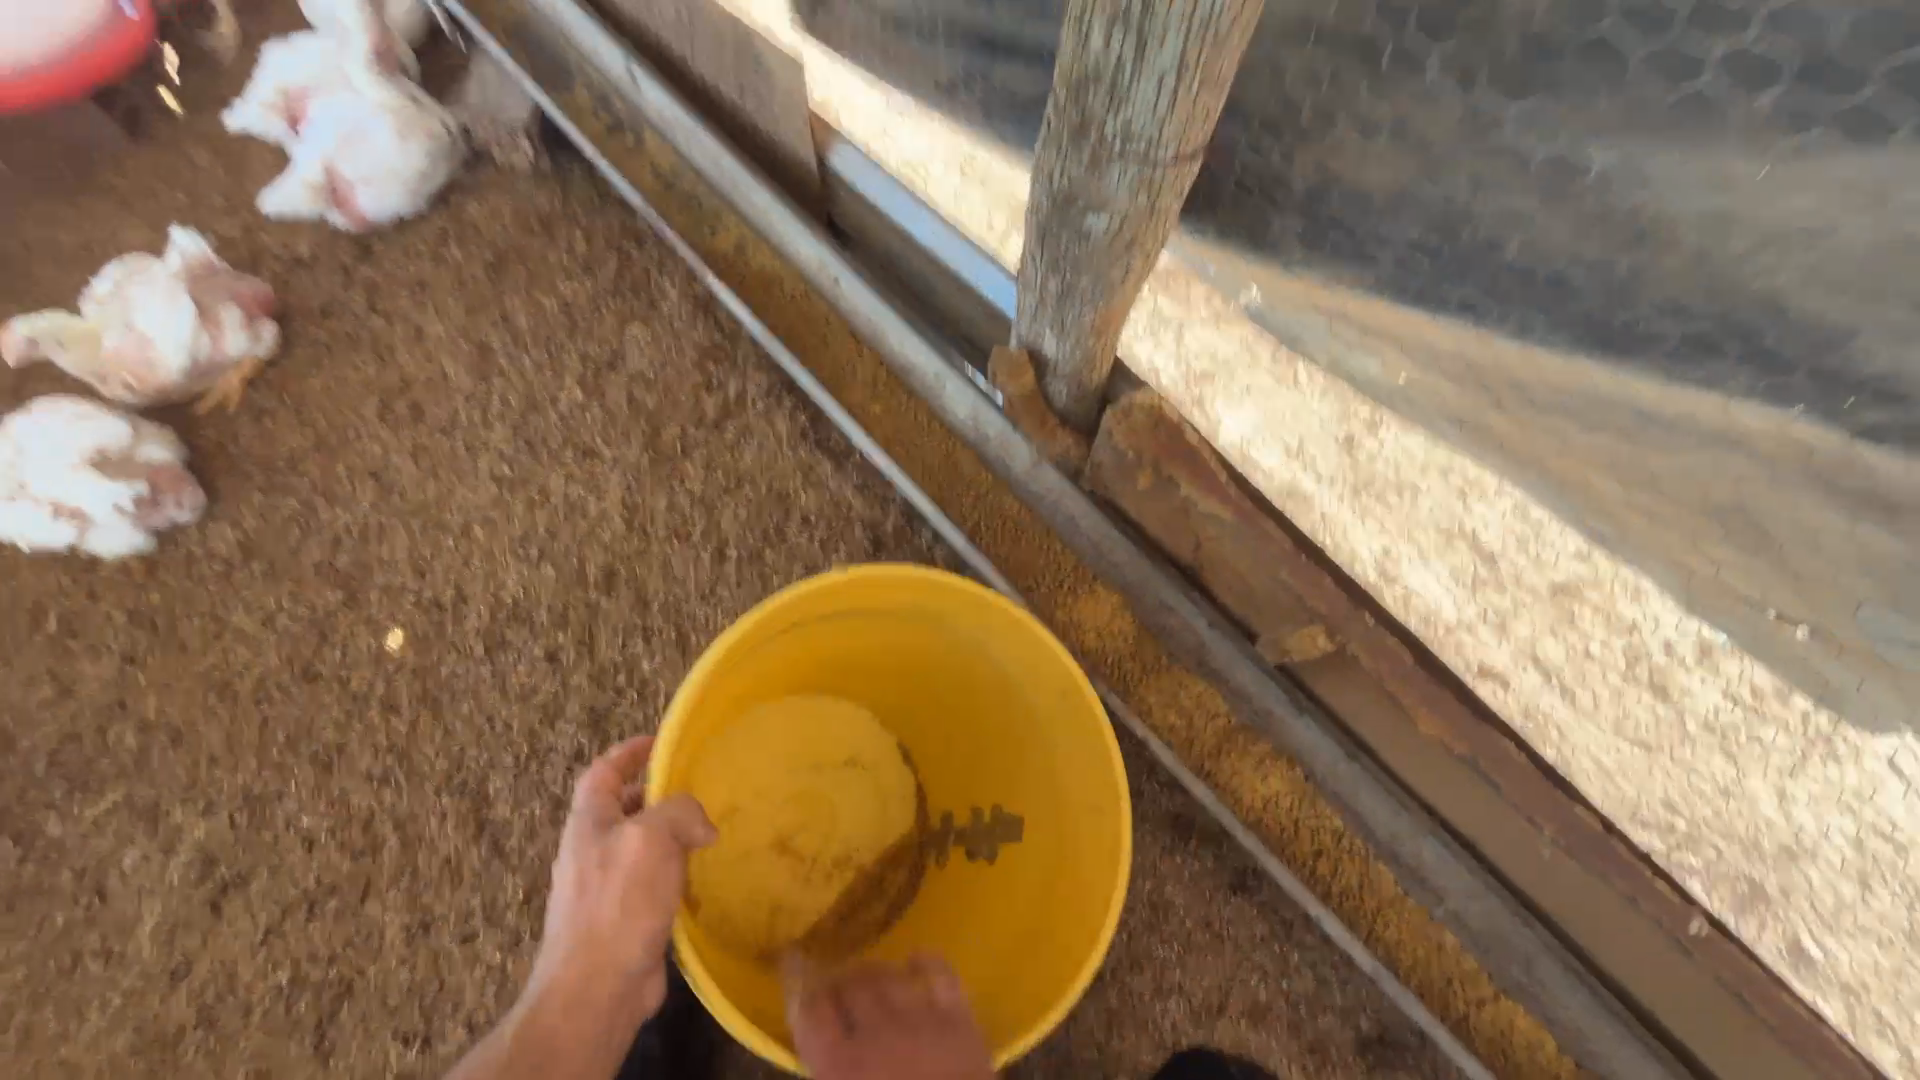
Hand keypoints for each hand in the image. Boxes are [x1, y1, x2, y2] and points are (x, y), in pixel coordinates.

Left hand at [528, 735, 716, 1020]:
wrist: (596, 989)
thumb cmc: (618, 902)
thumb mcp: (652, 837)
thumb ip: (680, 812)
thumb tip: (701, 826)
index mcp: (589, 822)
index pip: (602, 772)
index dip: (629, 751)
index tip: (660, 741)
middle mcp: (593, 850)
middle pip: (624, 808)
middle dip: (659, 795)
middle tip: (700, 789)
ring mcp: (606, 888)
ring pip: (643, 846)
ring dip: (673, 836)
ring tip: (711, 832)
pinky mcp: (625, 919)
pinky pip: (654, 882)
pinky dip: (678, 873)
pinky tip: (703, 879)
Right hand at [786, 955, 997, 1079]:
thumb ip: (827, 1071)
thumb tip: (824, 1059)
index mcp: (839, 1066)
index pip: (811, 1008)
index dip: (800, 984)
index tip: (796, 968)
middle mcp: (875, 1032)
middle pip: (850, 984)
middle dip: (841, 981)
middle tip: (840, 987)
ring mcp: (919, 1020)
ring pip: (889, 975)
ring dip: (876, 973)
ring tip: (872, 979)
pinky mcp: (958, 1019)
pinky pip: (939, 974)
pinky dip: (925, 963)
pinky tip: (915, 963)